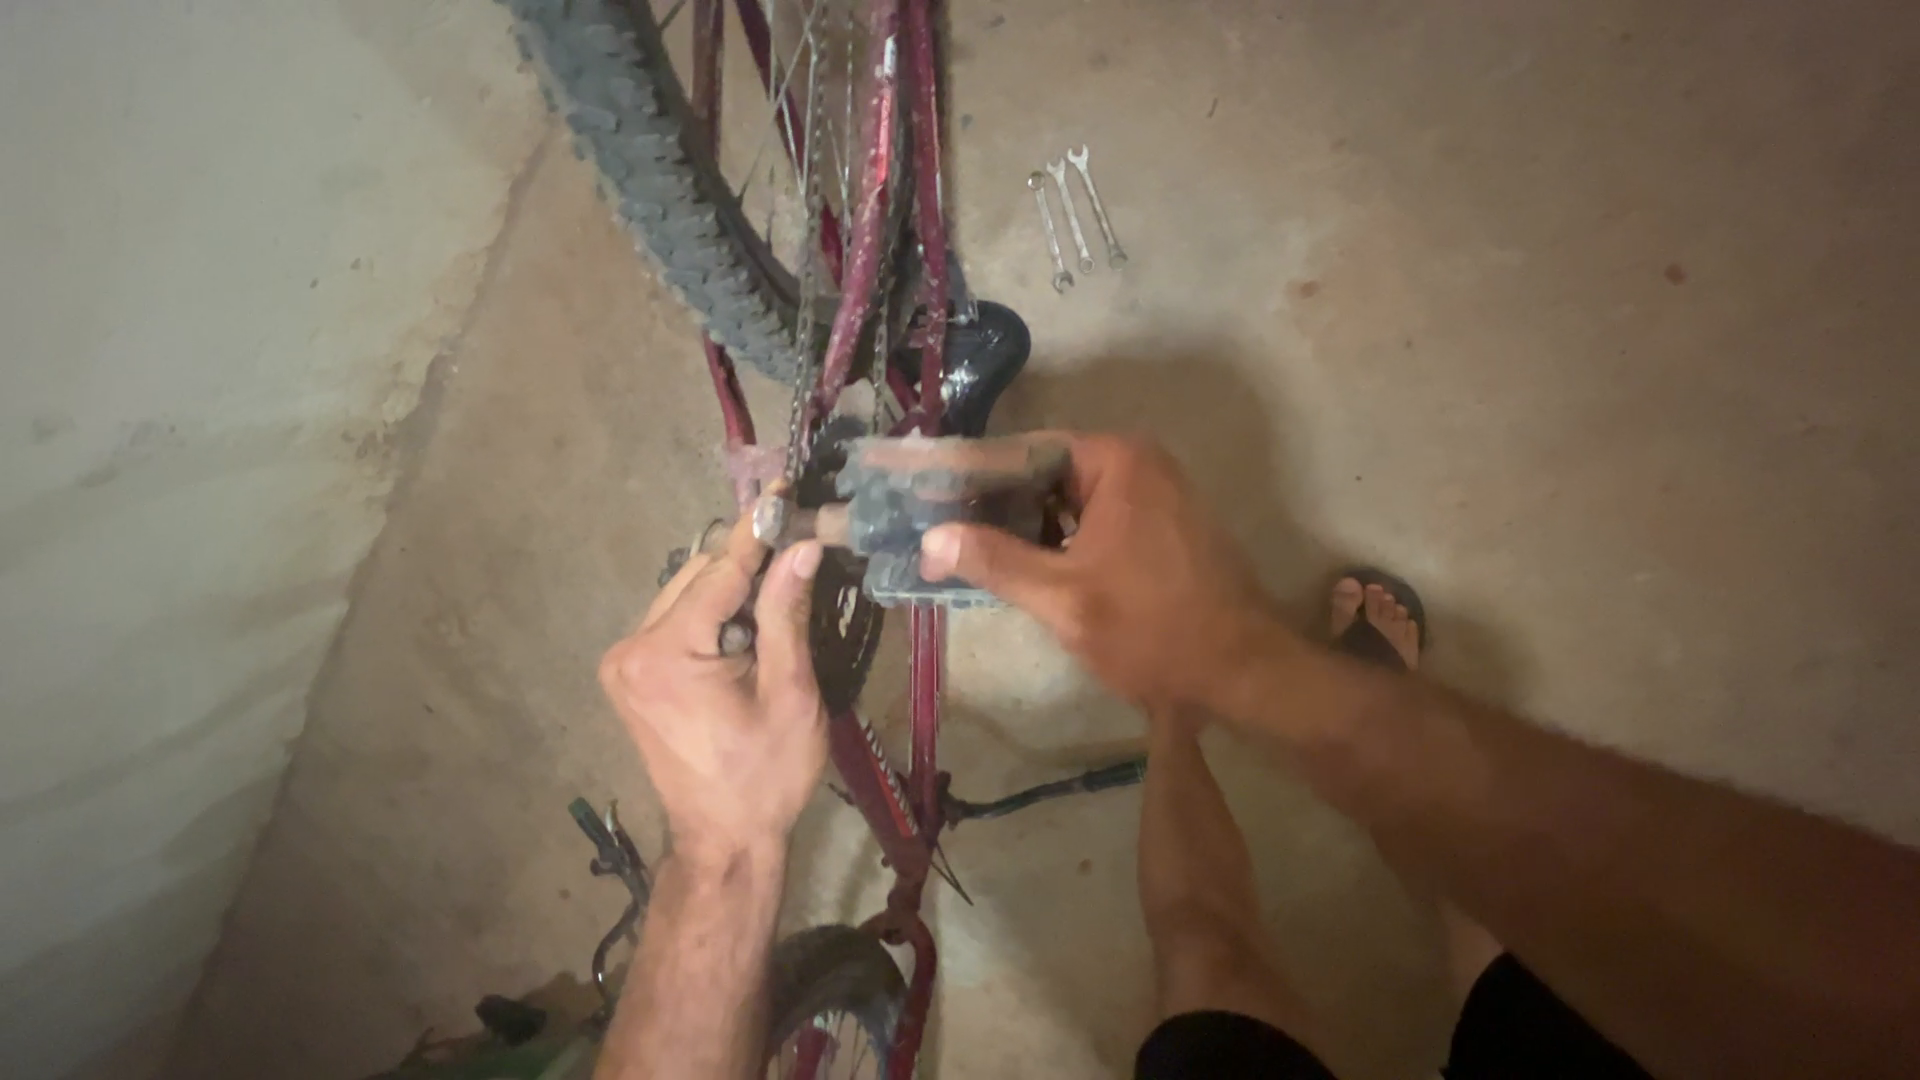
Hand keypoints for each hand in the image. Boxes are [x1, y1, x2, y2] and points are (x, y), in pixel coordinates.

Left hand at [599, 516, 826, 862]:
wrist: (724, 839)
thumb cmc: (766, 773)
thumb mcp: (788, 690)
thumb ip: (786, 612)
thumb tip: (802, 547)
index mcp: (667, 653)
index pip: (720, 572)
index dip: (757, 532)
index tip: (781, 492)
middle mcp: (631, 649)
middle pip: (697, 576)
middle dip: (747, 564)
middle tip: (797, 550)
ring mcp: (623, 663)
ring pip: (684, 595)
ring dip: (730, 590)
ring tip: (778, 596)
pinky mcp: (629, 676)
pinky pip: (675, 621)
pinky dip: (711, 613)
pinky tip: (744, 628)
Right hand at [920, 433, 1291, 711]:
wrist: (1241, 672)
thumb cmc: (1152, 629)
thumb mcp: (1063, 599)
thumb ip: (994, 561)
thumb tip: (930, 539)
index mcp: (1116, 460)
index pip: (1024, 451)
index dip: (974, 479)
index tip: (932, 504)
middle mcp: (1139, 461)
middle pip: (1046, 473)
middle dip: (998, 505)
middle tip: (944, 535)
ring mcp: (1156, 492)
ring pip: (1069, 499)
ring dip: (1027, 525)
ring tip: (972, 553)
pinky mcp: (1162, 523)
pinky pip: (1095, 517)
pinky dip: (1060, 537)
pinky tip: (1027, 567)